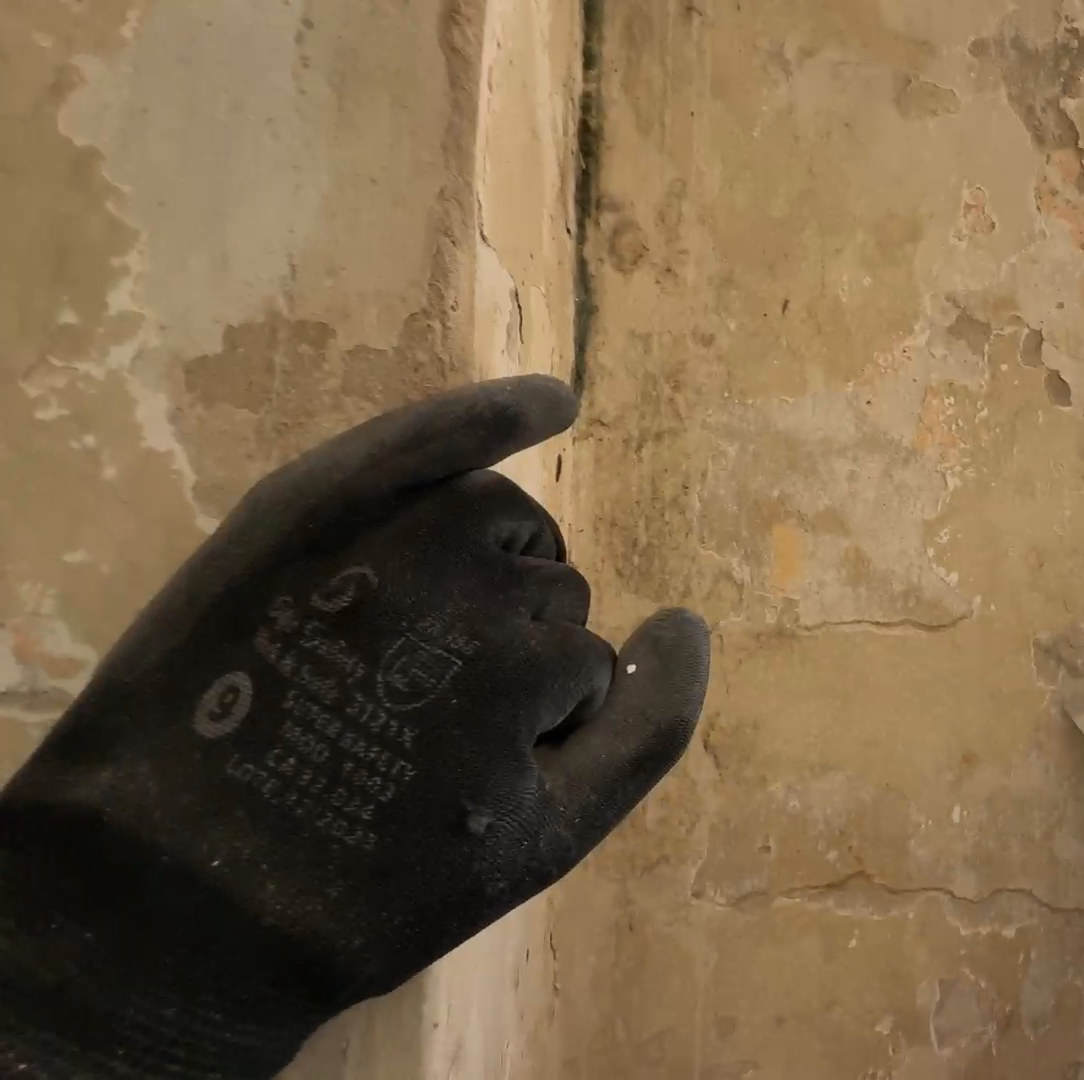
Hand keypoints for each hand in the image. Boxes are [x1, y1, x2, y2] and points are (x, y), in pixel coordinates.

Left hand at [0, 376, 709, 1077]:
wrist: (171, 897)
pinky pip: (433, 439)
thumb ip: (649, 732)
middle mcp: (447, 595)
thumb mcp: (550, 840)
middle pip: (552, 593)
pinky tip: (557, 402)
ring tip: (418, 642)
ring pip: (513, 530)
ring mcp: (374, 544)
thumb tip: (688, 622)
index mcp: (510, 684)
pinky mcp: (311, 512)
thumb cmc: (381, 881)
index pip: (594, 666)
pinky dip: (501, 417)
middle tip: (427, 721)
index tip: (480, 773)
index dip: (551, 723)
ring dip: (503, 575)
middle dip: (520, 652)